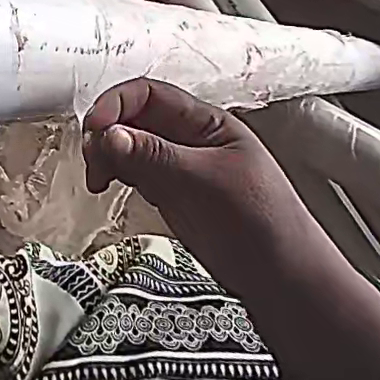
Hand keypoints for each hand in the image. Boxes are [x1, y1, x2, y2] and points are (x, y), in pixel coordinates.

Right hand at [83, 79, 319, 295]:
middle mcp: (187, 138)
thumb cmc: (267, 227)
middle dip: (105, 131)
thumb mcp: (206, 182)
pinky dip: (111, 172)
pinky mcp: (166, 189)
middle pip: (130, 117)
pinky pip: (128, 168)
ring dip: (104, 154)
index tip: (96, 127)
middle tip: (94, 156)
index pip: (148, 94)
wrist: (284, 284)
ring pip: (124, 143)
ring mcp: (175, 164)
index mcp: (205, 123)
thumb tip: (110, 134)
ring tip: (99, 176)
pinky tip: (107, 184)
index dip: (117, 103)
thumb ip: (155, 155)